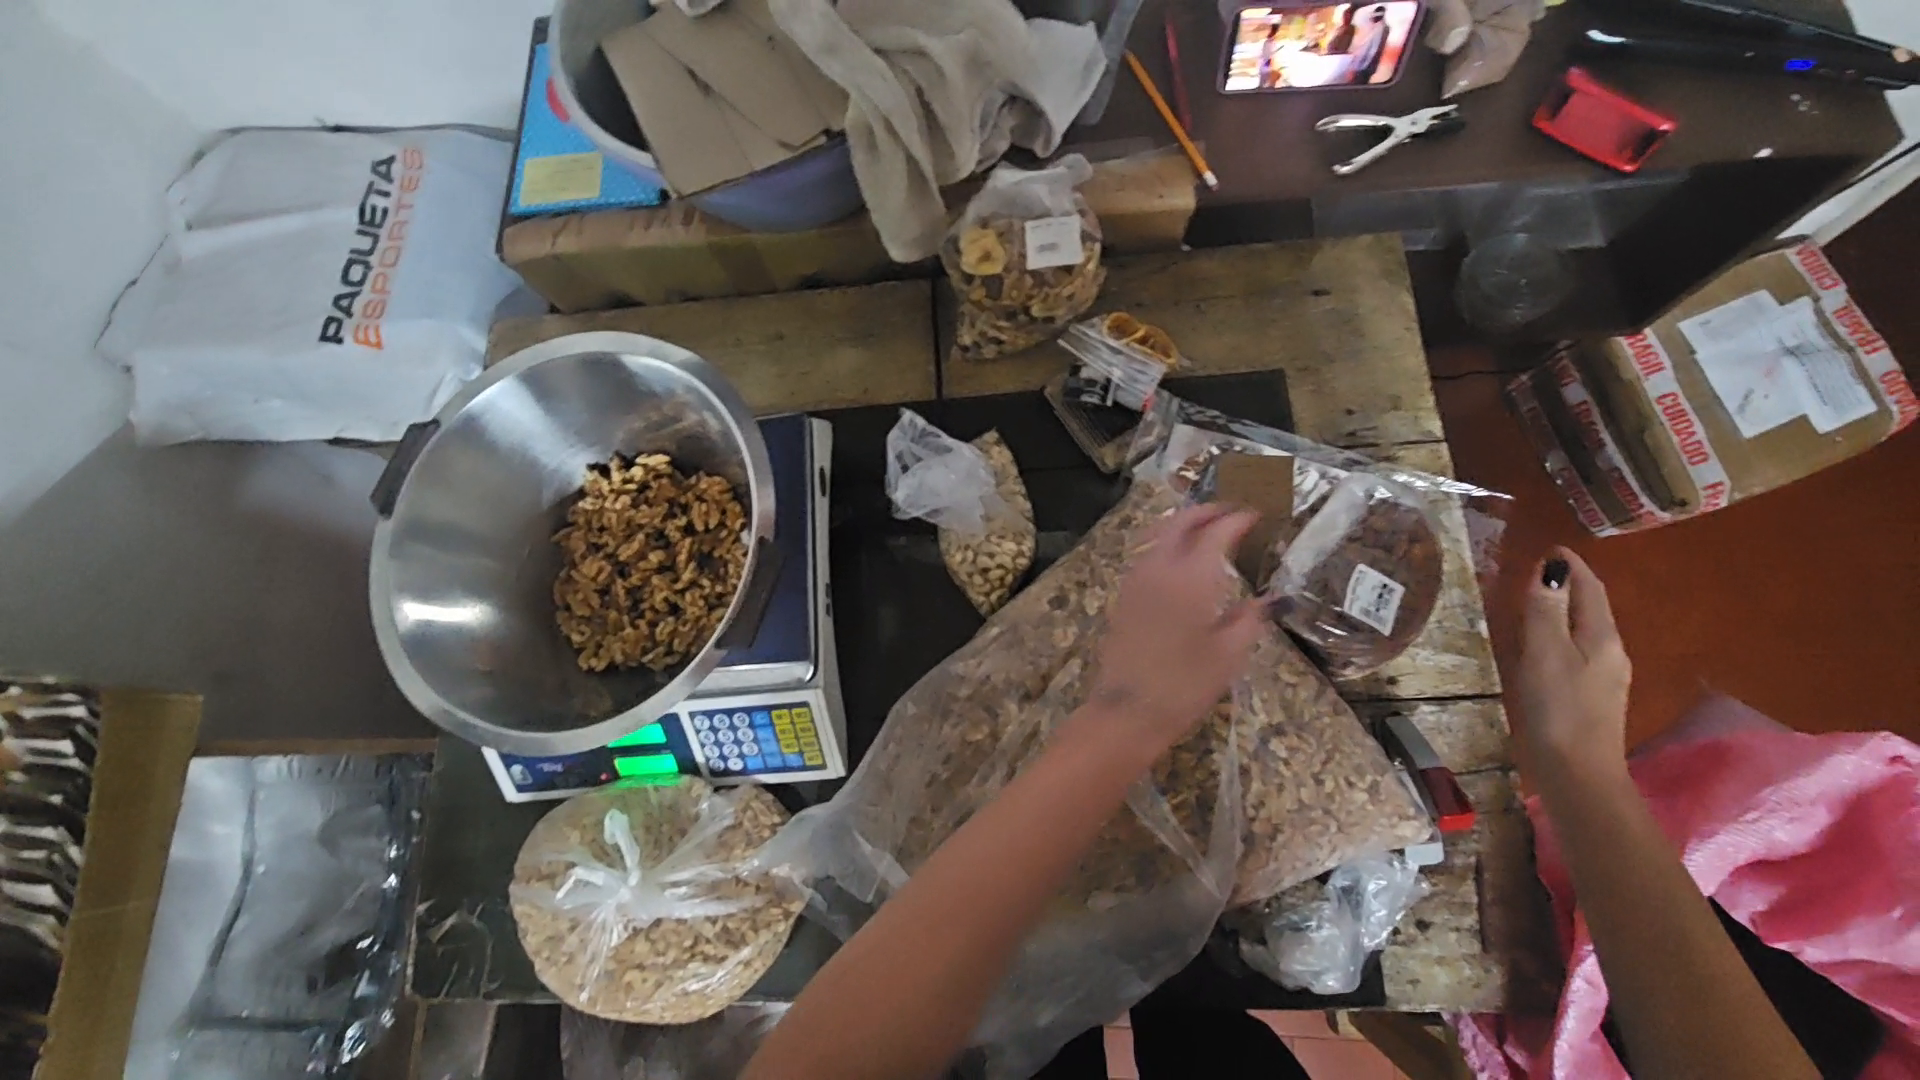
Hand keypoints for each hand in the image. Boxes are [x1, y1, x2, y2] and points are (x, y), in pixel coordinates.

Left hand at [1082, 505, 1268, 751]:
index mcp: (1191, 578)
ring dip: (1183, 526)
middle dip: (1206, 512)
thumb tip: (1267, 600)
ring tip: (1207, 532)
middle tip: (1230, 513)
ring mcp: (1135, 581)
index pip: (1216, 532)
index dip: (1237, 519)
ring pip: (1158, 535)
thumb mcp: (1229, 655)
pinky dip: (1167, 545)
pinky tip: (1182, 563)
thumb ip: (1250, 619)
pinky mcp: (1123, 597)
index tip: (1255, 515)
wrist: (1126, 711)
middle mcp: (1159, 569)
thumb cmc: (1184, 686)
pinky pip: (1147, 556)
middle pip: (1180, 522)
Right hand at [1512, 548, 1631, 788]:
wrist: (1577, 772)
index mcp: (1602, 637)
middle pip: (1592, 607)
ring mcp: (1603, 677)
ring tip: (1535, 600)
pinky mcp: (1590, 696)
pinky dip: (1559, 634)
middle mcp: (1610, 652)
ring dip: (1563, 610)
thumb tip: (1550, 568)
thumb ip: (1546, 610)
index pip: (1591, 588)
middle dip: (1569, 585)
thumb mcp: (1544, 653)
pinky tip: (1542, 646)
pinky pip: (1576, 651)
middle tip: (1536, 570)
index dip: (1571, 565)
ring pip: (1584, 630)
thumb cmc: (1557, 708)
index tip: (1548, 546)